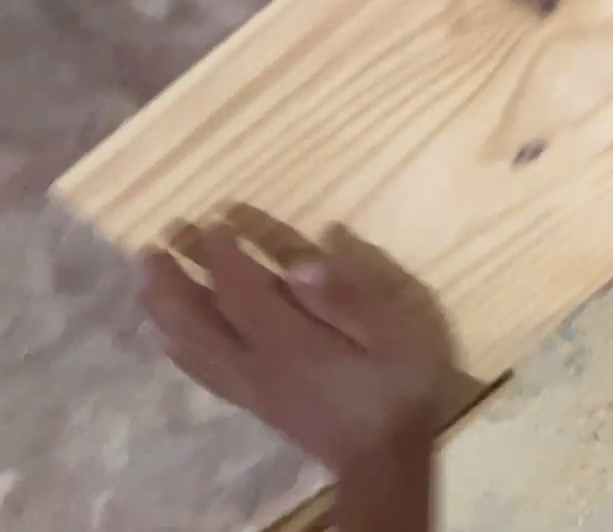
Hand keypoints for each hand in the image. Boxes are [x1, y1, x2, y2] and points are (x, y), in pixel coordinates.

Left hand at [139, 216, 453, 473]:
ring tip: (149, 282)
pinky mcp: (254, 400)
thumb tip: (300, 262)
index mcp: (289, 341)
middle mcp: (254, 362)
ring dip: (163, 311)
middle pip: (195, 321)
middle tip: (152, 247)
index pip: (241, 291)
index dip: (222, 256)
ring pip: (188, 346)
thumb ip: (347, 298)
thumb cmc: (400, 382)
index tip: (211, 223)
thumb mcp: (393, 332)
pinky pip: (200, 369)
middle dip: (171, 282)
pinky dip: (177, 346)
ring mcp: (249, 385)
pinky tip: (173, 337)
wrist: (384, 452)